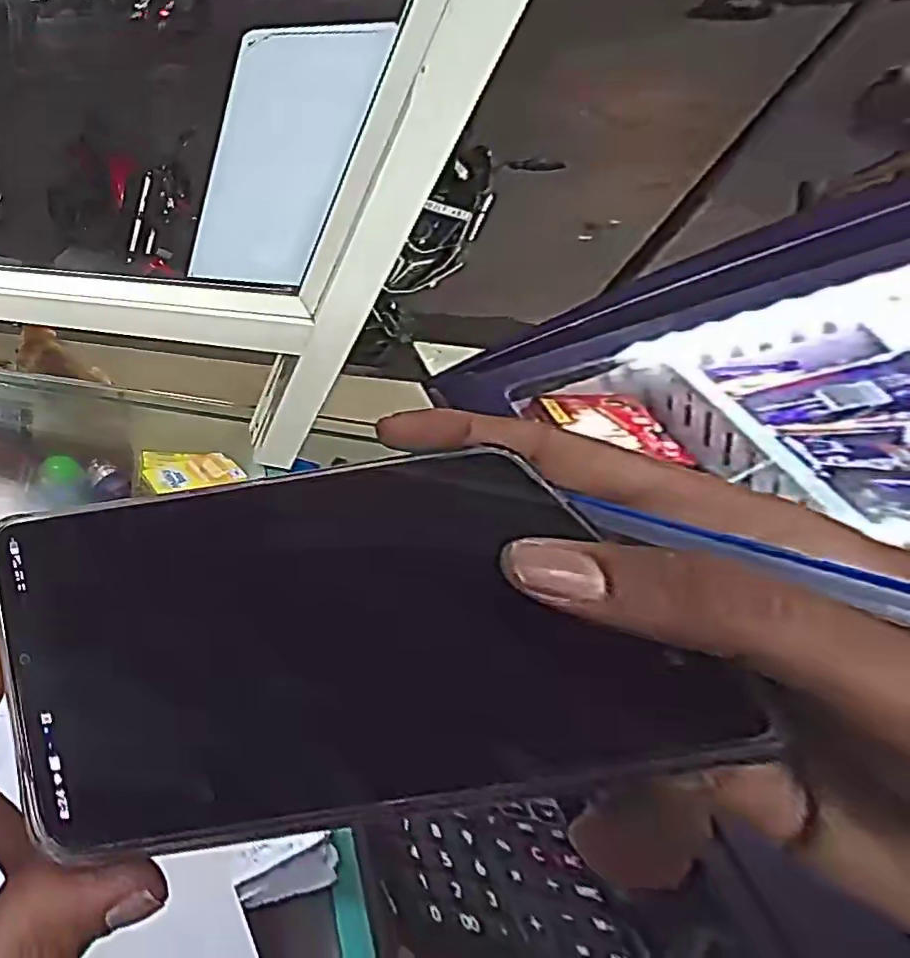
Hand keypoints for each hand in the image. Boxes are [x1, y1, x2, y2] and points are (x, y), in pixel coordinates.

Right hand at [378, 409, 909, 927]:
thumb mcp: (870, 656)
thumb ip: (710, 599)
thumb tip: (532, 563)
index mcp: (736, 545)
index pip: (581, 467)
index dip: (483, 441)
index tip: (404, 437)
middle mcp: (692, 599)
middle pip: (550, 552)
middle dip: (471, 552)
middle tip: (399, 557)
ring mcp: (686, 674)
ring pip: (560, 655)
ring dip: (525, 681)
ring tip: (484, 693)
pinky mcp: (697, 750)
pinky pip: (609, 748)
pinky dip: (600, 782)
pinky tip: (613, 824)